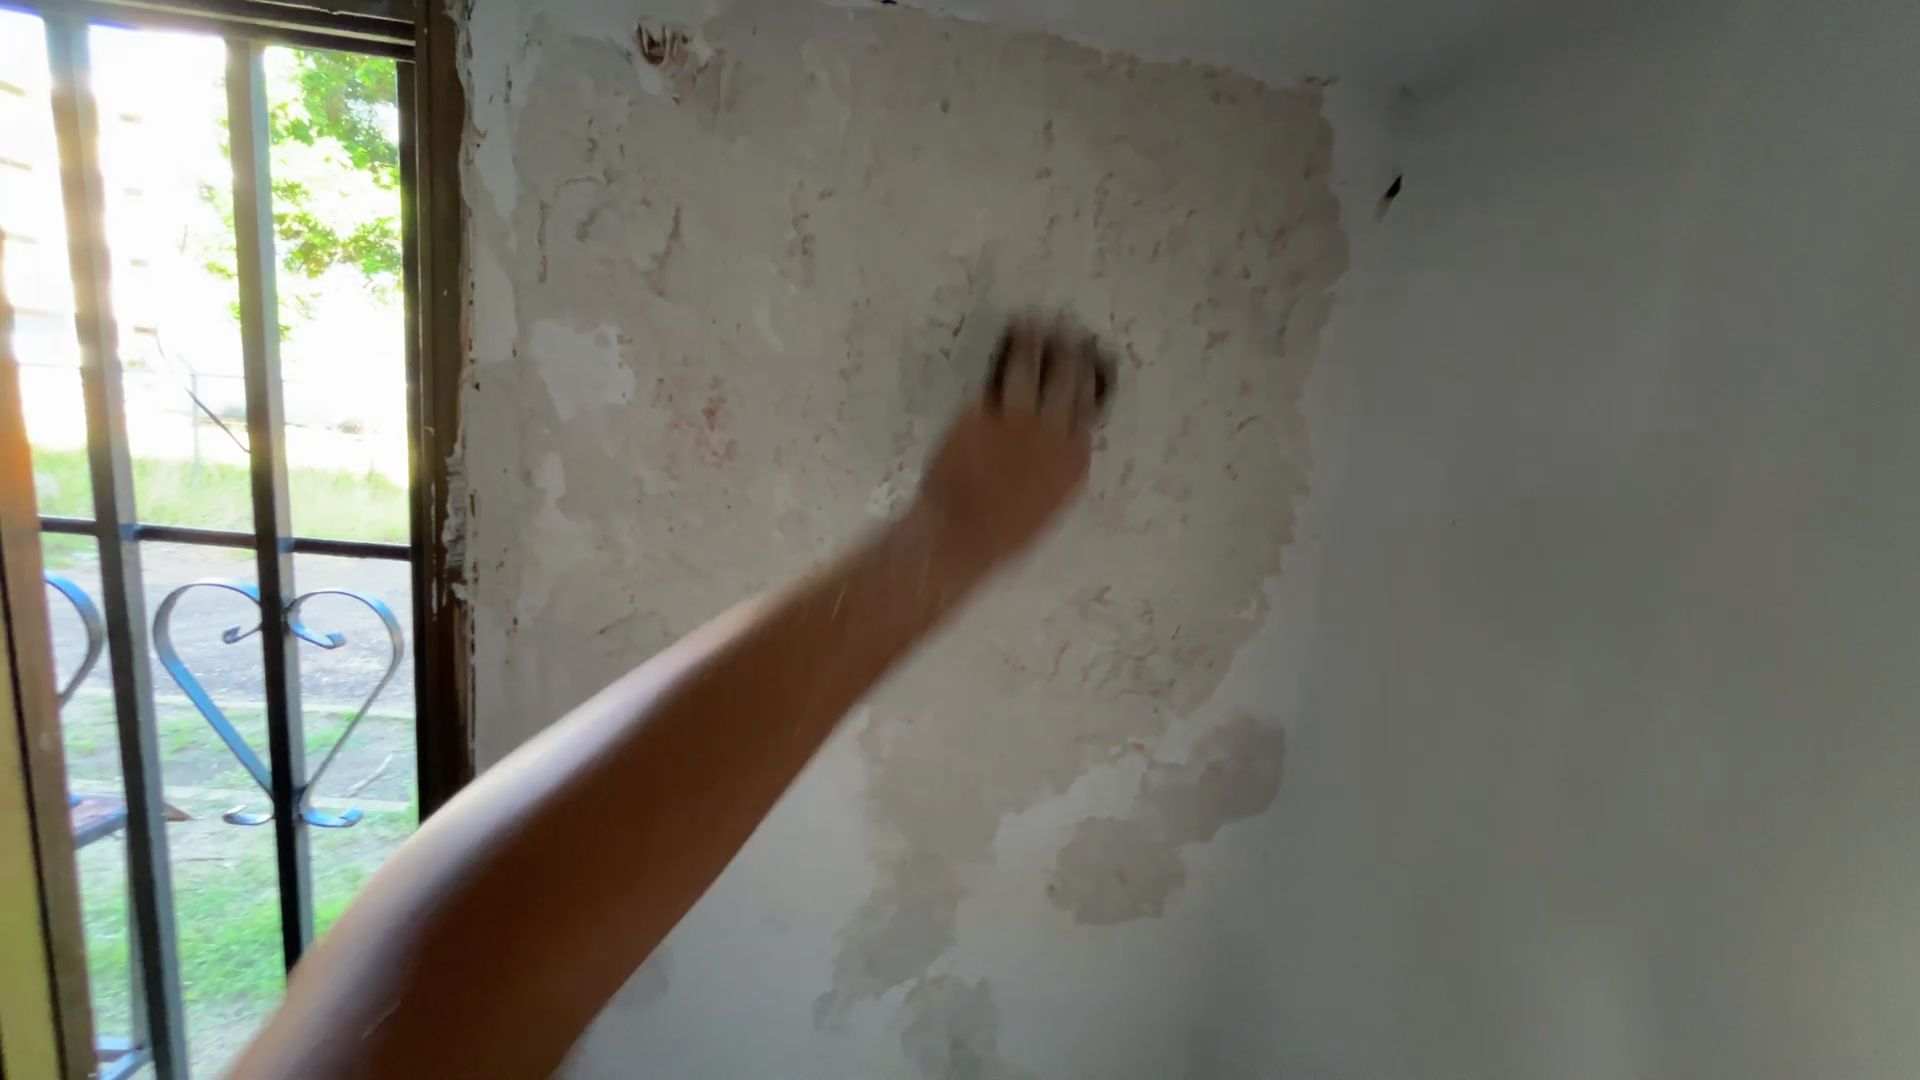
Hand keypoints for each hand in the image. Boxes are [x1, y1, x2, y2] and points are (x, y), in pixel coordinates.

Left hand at [915, 315, 1112, 571]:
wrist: (960, 534)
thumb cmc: (1006, 531)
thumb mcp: (1051, 500)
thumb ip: (1060, 461)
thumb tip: (1062, 432)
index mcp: (1075, 459)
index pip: (1088, 403)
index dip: (1089, 376)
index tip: (1089, 358)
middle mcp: (1053, 433)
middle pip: (1068, 379)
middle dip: (1070, 352)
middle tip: (1067, 332)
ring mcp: (1016, 420)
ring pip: (1030, 369)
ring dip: (1034, 342)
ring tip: (1032, 323)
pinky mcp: (981, 414)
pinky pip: (996, 380)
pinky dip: (1003, 359)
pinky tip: (1005, 345)